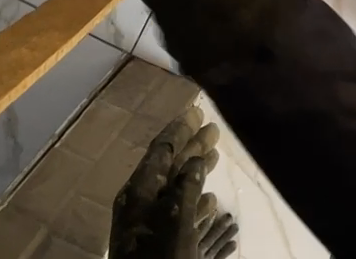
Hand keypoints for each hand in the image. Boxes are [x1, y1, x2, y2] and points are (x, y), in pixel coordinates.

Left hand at [110, 116, 238, 258]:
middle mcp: (141, 204)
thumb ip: (187, 184)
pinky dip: (196, 200)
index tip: (198, 111)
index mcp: (138, 192)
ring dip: (196, 170)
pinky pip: (179, 212)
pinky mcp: (159, 244)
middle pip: (169, 166)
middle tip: (214, 130)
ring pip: (176, 188)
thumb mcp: (175, 218)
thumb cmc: (160, 257)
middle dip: (192, 146)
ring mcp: (149, 225)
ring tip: (217, 155)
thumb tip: (197, 158)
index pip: (161, 149)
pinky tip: (212, 199)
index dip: (180, 129)